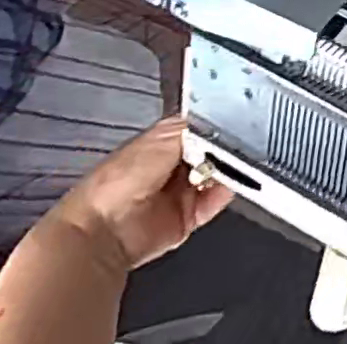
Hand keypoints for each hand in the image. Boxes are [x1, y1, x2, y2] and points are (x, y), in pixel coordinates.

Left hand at [44, 116, 234, 272]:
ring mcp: (185, 191)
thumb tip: (232, 114)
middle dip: (234, 143)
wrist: (99, 233)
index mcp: (166, 143)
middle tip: (247, 138)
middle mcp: (177, 165)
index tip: (245, 115)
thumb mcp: (163, 137)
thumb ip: (201, 126)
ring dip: (236, 165)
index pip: (207, 125)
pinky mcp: (191, 214)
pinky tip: (238, 178)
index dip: (226, 120)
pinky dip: (232, 189)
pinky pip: (221, 198)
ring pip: (225, 171)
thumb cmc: (120, 180)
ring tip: (244, 157)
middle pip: (220, 148)